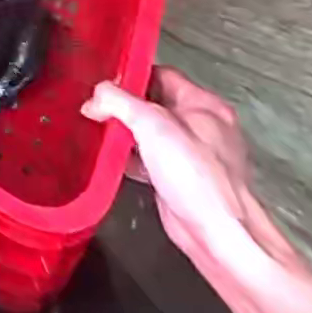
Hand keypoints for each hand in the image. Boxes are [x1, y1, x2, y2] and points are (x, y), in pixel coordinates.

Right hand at [82, 67, 293, 265]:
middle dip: (124, 105)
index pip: (161, 74)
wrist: (219, 238)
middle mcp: (201, 126)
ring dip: (125, 132)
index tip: (103, 80)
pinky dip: (130, 156)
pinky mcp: (180, 179)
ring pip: (150, 132)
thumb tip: (93, 99)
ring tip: (96, 128)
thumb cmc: (195, 175)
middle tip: (95, 105)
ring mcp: (192, 155)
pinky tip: (110, 157)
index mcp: (204, 104)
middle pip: (154, 103)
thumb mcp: (152, 125)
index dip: (132, 75)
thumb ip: (117, 102)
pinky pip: (149, 157)